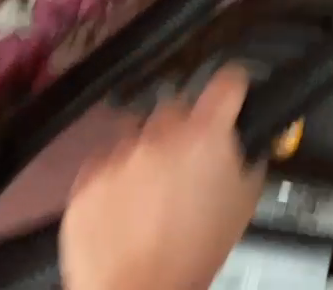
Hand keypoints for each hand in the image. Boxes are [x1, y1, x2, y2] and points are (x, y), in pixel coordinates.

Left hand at [62, 68, 266, 289]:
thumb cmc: (194, 252)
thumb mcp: (245, 197)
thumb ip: (245, 155)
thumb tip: (243, 143)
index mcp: (207, 132)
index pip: (228, 80)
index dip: (235, 82)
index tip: (234, 87)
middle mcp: (162, 134)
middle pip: (180, 104)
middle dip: (188, 124)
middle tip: (190, 156)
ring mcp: (121, 154)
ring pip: (138, 129)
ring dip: (149, 145)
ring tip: (153, 181)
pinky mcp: (87, 178)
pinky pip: (104, 159)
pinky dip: (116, 171)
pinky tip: (128, 198)